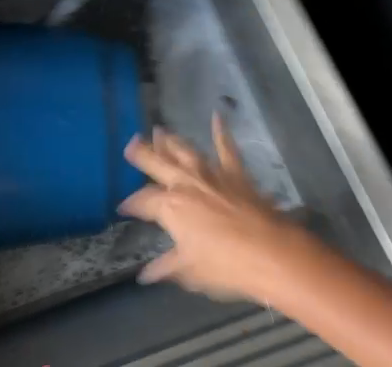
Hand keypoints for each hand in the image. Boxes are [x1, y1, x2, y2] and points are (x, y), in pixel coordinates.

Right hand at [119, 115, 315, 302]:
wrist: (269, 251)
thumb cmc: (225, 265)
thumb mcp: (189, 271)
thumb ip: (165, 267)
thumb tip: (144, 275)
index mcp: (170, 207)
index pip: (143, 202)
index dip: (131, 205)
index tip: (122, 208)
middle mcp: (185, 183)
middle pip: (157, 164)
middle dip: (142, 155)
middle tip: (130, 144)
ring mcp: (211, 174)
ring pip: (185, 151)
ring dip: (171, 141)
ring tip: (158, 130)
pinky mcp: (235, 173)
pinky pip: (226, 148)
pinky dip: (221, 132)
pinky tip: (217, 116)